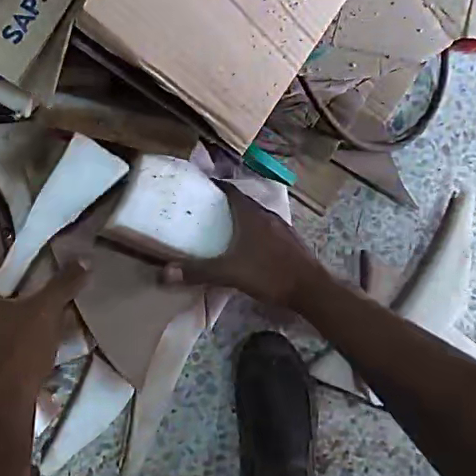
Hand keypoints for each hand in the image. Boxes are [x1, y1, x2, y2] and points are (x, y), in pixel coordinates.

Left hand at [0, 260, 88, 436]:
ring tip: (48, 317)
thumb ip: (64, 282)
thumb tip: (82, 260)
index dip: (28, 269)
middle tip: (51, 296)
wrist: (5, 406)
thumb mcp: (47, 311)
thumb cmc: (19, 350)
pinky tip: (33, 340)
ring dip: (20, 314)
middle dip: (25, 293)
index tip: (50, 275)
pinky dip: (12, 334)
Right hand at [162, 183, 325, 309]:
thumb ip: (198, 271)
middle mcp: (268, 216)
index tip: (200, 188)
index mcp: (252, 215)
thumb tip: (164, 272)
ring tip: (225, 228)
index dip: (216, 187)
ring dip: (243, 219)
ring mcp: (283, 228)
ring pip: (258, 217)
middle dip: (226, 204)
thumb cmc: (269, 274)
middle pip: (244, 203)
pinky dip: (256, 232)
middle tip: (207, 211)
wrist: (311, 288)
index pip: (232, 191)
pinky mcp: (292, 242)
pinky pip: (269, 230)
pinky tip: (250, 247)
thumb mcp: (230, 273)